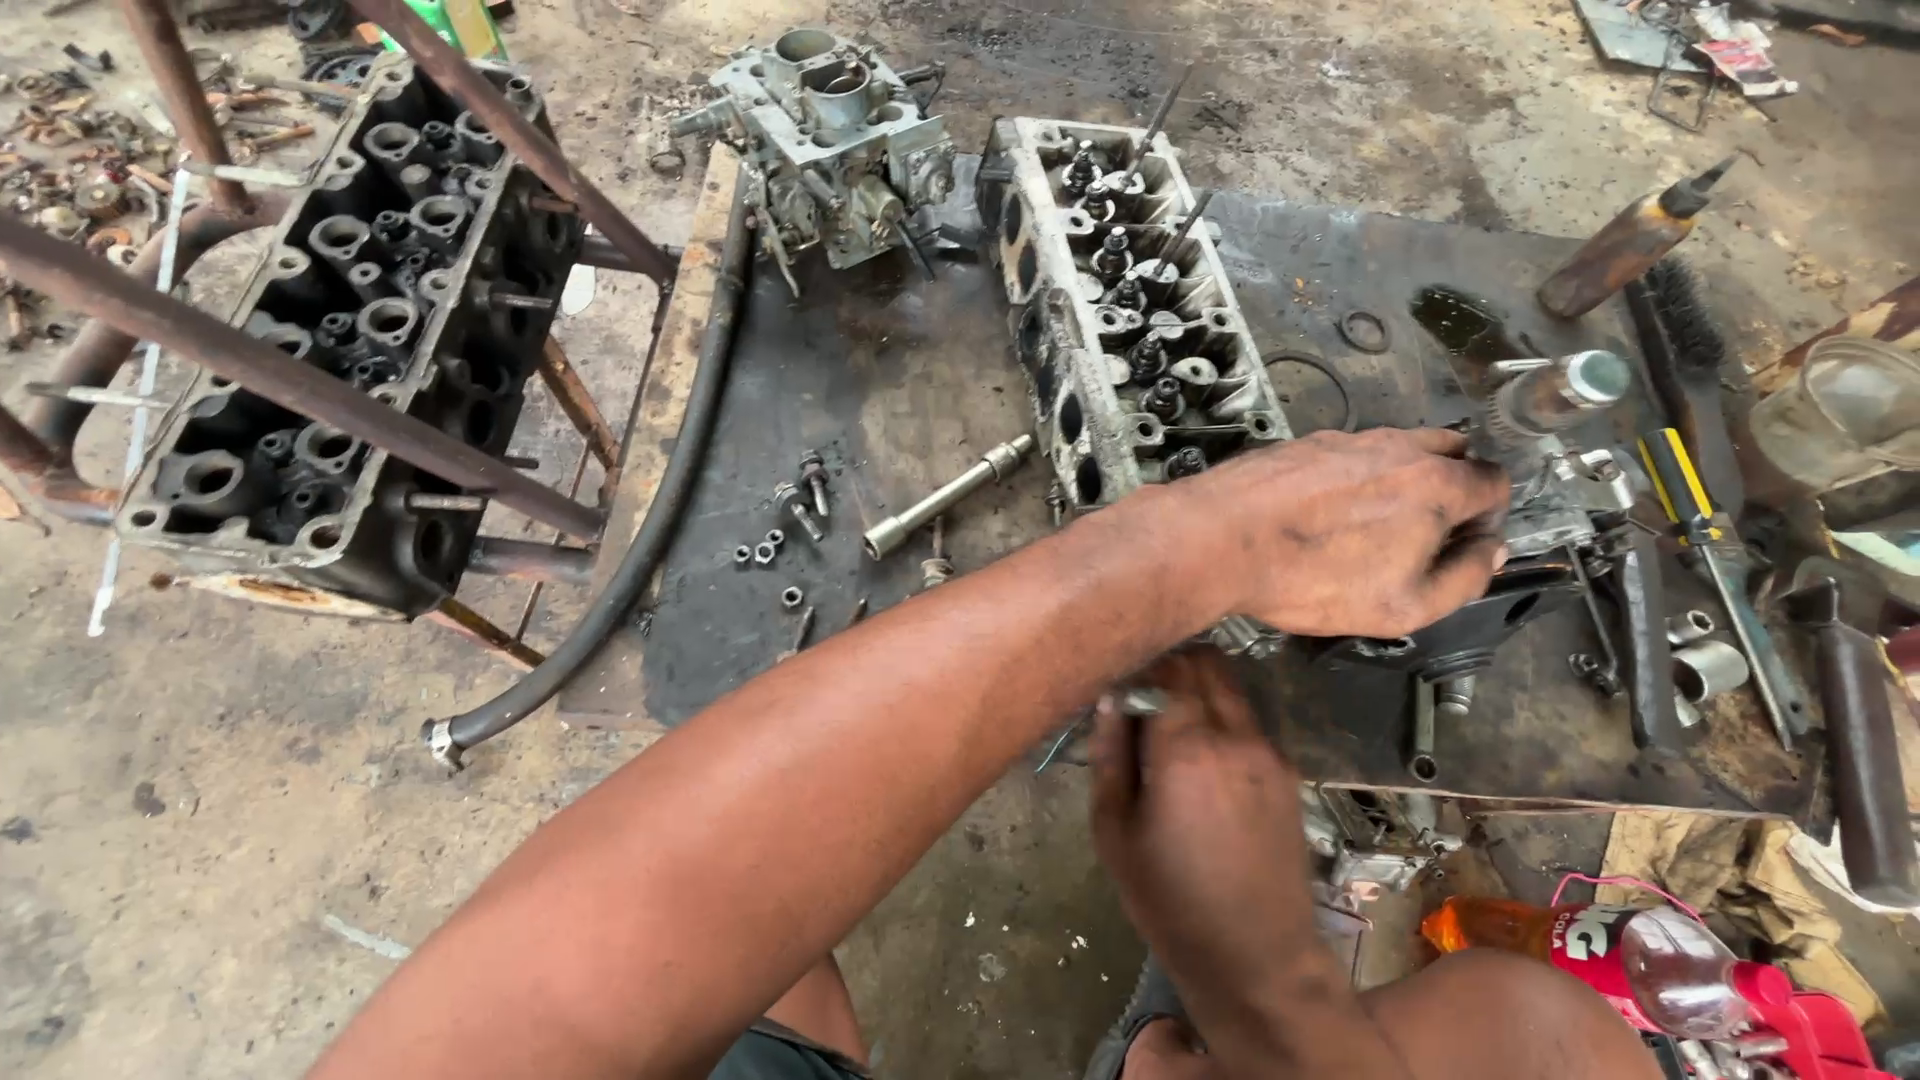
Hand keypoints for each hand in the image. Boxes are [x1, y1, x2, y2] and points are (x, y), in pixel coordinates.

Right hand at [1090, 652, 1319, 1051]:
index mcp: (1186, 748)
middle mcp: (1234, 736)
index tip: (1117, 687)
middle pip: (1204, 664)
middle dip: (1169, 666)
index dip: (1138, 669)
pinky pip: (1248, 721)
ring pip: (1230, 687)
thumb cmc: (1169, 899)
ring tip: (1168, 724)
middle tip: (1140, 696)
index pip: (1165, 669)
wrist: (1256, 957)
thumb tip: (1108, 698)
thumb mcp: (1114, 830)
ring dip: (1197, 688)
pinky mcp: (1288, 772)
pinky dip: (1221, 717)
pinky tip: (1202, 758)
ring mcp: (1269, 752)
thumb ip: (1109, 754)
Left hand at [1174, 428, 1508, 637]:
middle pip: (1450, 452)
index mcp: (1435, 483)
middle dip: (1452, 487)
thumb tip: (1489, 551)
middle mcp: (1394, 448)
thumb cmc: (1312, 578)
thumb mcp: (1404, 605)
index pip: (1494, 482)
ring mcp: (1343, 441)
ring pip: (1393, 449)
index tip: (1464, 543)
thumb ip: (1463, 578)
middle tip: (1423, 530)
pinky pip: (1344, 455)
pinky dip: (1349, 476)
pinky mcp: (1300, 445)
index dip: (1490, 516)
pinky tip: (1322, 511)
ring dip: (1399, 478)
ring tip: (1368, 523)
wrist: (1220, 539)